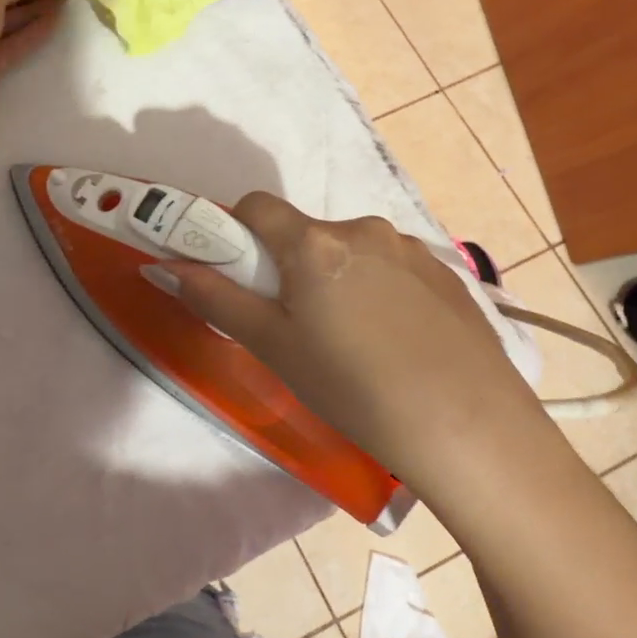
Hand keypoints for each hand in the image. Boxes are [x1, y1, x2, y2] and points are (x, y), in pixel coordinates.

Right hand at [157, 194, 547, 491]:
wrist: (473, 431)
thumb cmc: (353, 388)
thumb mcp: (272, 346)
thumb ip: (215, 297)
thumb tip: (163, 265)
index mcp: (314, 241)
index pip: (255, 206)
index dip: (236, 233)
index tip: (241, 276)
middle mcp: (363, 229)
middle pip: (304, 231)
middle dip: (288, 264)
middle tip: (294, 324)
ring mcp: (411, 250)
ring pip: (349, 251)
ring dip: (334, 277)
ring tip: (350, 341)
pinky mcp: (448, 276)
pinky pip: (391, 269)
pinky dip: (376, 291)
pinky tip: (393, 344)